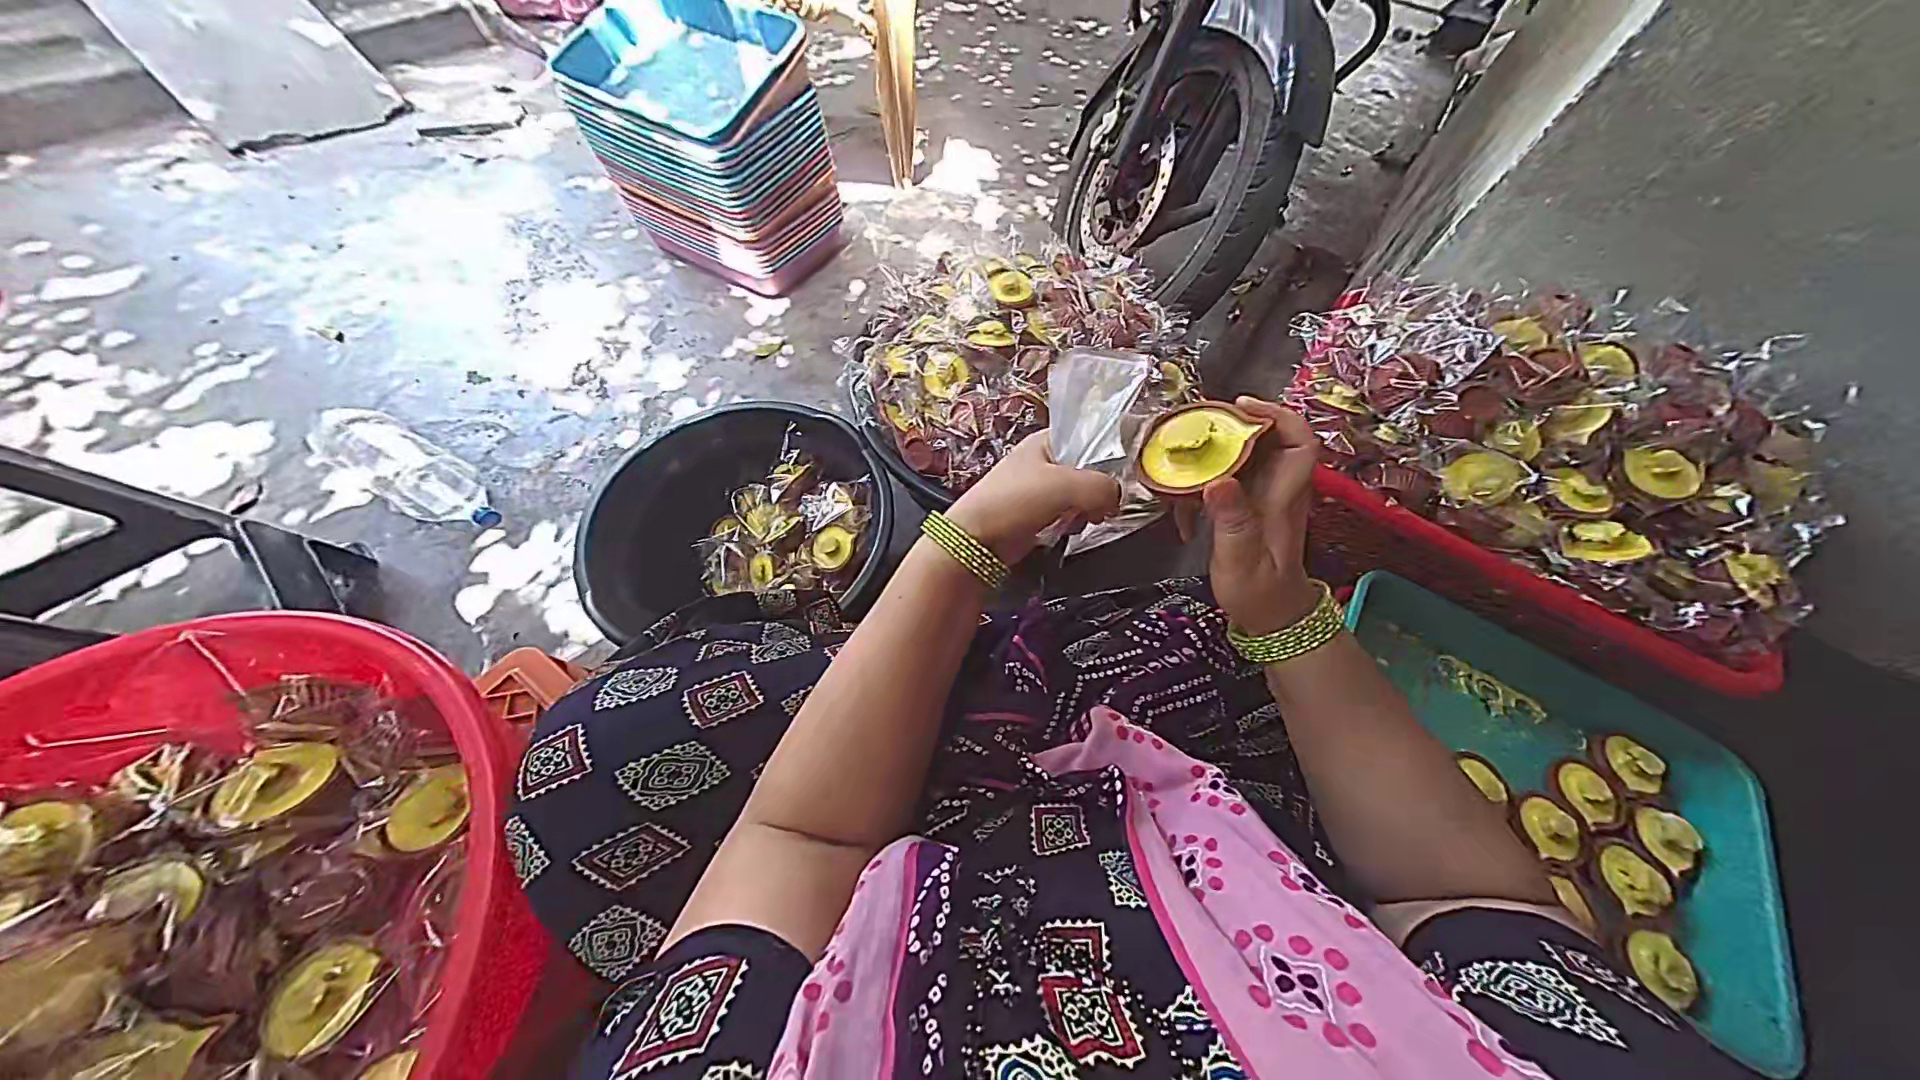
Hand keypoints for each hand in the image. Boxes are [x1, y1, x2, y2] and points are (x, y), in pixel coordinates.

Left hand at [943, 431, 1122, 563]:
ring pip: (1081, 495)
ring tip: (1084, 518)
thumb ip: (1103, 487)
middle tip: (1099, 504)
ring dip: (1087, 508)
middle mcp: (1044, 460)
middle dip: (1099, 489)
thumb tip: (1116, 500)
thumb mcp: (1066, 485)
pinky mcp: (1037, 513)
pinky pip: (1068, 513)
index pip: (1091, 437)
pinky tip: (1071, 529)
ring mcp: (1040, 488)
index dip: (1110, 454)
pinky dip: (1073, 521)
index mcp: (1047, 441)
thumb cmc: (1016, 501)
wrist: (976, 539)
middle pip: (1089, 469)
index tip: (1121, 475)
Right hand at [1183, 396, 1319, 634]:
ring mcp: (1264, 496)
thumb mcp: (1240, 561)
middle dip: (1237, 423)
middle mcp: (1278, 489)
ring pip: (1248, 454)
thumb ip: (1232, 522)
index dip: (1277, 415)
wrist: (1273, 615)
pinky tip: (1184, 490)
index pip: (1299, 442)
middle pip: (1270, 438)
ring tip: (1185, 449)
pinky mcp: (1249, 504)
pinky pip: (1232, 473)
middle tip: (1198, 423)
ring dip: (1218, 446)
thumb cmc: (1260, 592)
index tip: (1241, 407)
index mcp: (1283, 498)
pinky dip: (1209, 472)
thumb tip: (1218, 482)